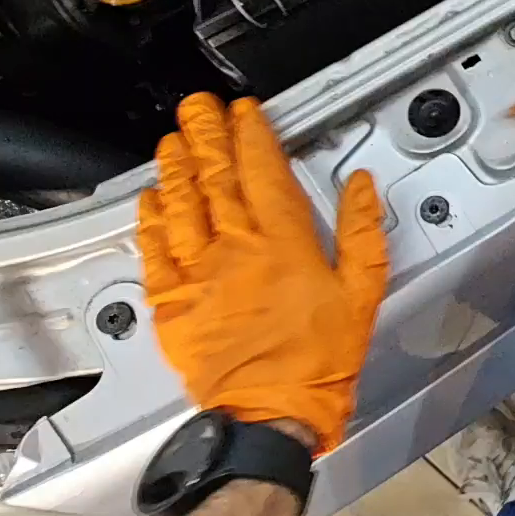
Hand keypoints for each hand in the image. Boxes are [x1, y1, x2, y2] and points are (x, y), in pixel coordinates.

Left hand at [137, 94, 388, 454]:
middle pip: (215, 178)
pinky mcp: (173, 304)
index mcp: (285, 241)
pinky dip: (150, 219)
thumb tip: (359, 184)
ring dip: (175, 167)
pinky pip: (154, 252)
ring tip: (173, 137)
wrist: (273, 410)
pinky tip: (150, 197)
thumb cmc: (320, 351)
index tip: (247, 110)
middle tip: (199, 105)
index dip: (253, 135)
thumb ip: (363, 228)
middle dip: (207, 135)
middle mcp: (236, 250)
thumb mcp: (364, 285)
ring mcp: (198, 275)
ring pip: (180, 206)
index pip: (264, 171)